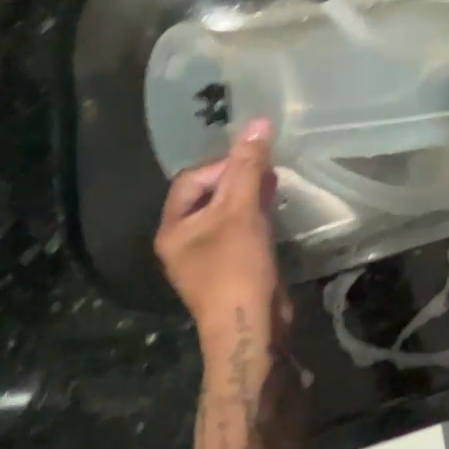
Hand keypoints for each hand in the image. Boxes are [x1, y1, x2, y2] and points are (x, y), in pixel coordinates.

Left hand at [155, 119, 285, 342]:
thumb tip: (258, 123)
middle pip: (209, 196)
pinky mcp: (231, 268)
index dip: (223, 164)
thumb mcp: (241, 211)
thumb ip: (248, 167)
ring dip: (250, 196)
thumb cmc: (235, 267)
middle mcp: (184, 242)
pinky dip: (256, 217)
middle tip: (270, 169)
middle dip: (238, 178)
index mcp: (172, 229)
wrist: (249, 325)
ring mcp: (207, 257)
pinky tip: (275, 213)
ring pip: (227, 214)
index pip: (193, 179)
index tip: (256, 162)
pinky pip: (240, 232)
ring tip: (276, 186)